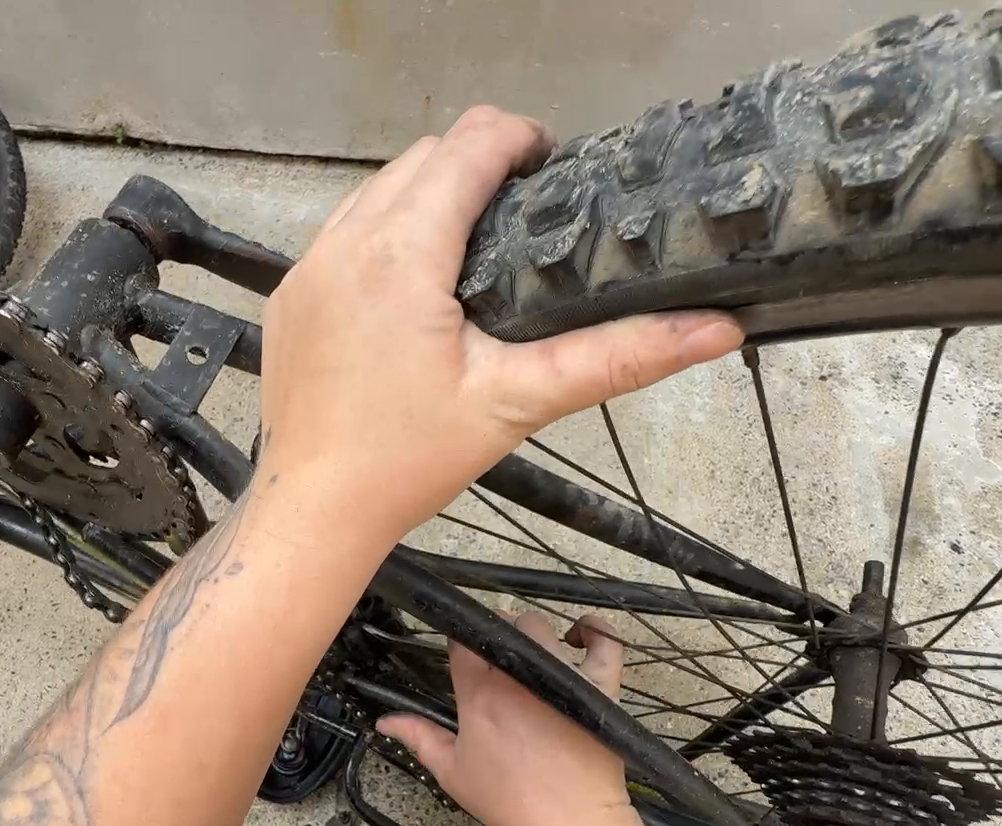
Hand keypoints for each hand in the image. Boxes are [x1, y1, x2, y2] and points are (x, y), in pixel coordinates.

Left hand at [255, 107, 742, 542]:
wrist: (315, 509)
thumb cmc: (404, 463)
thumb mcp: (515, 404)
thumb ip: (614, 359)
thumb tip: (710, 331)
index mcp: (401, 255)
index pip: (470, 145)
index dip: (521, 140)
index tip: (551, 167)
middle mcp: (343, 246)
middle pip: (422, 157)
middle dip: (477, 166)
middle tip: (521, 216)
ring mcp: (307, 270)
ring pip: (376, 190)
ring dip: (426, 196)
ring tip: (469, 247)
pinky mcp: (290, 298)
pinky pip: (340, 233)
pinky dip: (381, 234)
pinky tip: (409, 286)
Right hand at [377, 612, 640, 825]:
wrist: (572, 823)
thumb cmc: (511, 800)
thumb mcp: (452, 772)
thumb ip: (417, 738)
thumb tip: (385, 721)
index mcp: (480, 691)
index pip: (462, 642)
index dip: (461, 645)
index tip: (464, 659)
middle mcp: (519, 674)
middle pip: (502, 626)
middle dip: (496, 637)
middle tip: (497, 665)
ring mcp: (562, 675)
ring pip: (542, 627)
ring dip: (533, 635)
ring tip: (531, 657)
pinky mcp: (599, 684)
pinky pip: (604, 641)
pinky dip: (594, 629)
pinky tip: (580, 634)